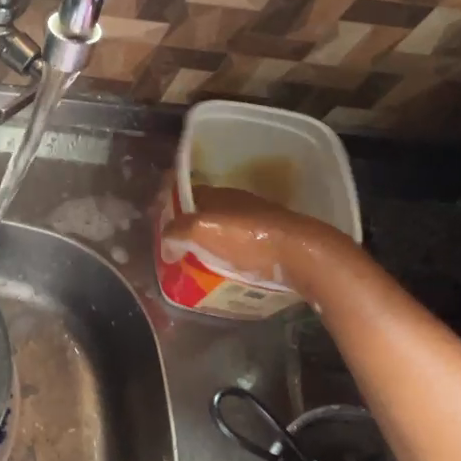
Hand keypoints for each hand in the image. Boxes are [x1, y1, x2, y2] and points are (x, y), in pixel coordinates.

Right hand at [161, 185, 355, 295]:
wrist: (301, 253)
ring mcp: (257, 218)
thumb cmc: (245, 239)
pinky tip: (230, 269)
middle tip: (176, 248)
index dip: (169, 206)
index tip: (159, 226)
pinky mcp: (274, 238)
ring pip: (225, 227)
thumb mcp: (199, 231)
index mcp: (215, 194)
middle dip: (188, 226)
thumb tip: (165, 244)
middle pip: (204, 211)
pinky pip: (243, 243)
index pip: (184, 192)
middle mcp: (236, 201)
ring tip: (200, 262)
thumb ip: (175, 232)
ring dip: (211, 241)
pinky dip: (232, 253)